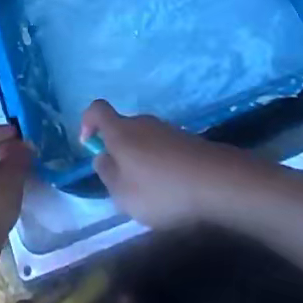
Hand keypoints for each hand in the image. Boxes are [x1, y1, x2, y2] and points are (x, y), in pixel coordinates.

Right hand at [80, 100, 274, 228]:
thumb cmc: (161, 190)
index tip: (89, 146)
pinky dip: (156, 163)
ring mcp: (165, 129)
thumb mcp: (123, 194)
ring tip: (145, 192)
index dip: (87, 122)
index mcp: (122, 131)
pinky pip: (159, 146)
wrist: (214, 181)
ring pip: (141, 139)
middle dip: (115, 150)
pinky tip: (166, 188)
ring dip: (137, 159)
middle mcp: (142, 122)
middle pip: (121, 127)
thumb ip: (107, 173)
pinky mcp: (184, 139)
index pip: (97, 109)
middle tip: (119, 183)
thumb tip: (102, 156)